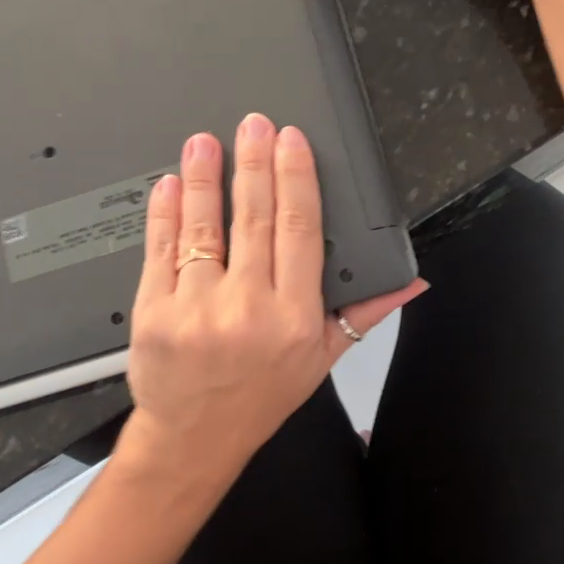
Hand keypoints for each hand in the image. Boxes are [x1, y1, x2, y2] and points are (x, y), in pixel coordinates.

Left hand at [121, 114, 427, 481]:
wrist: (194, 438)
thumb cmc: (258, 397)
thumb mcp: (321, 359)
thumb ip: (364, 312)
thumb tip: (408, 282)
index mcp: (294, 317)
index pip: (299, 231)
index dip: (296, 179)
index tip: (291, 144)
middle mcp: (247, 309)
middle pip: (255, 219)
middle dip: (255, 163)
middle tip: (254, 125)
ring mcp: (197, 310)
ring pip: (204, 228)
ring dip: (207, 178)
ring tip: (206, 142)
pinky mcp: (155, 313)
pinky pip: (160, 252)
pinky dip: (166, 214)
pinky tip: (172, 185)